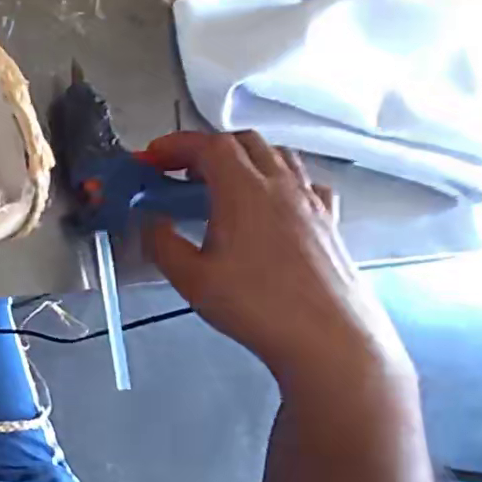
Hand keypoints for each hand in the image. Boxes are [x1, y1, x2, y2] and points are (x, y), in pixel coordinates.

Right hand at [140, 131, 412, 395]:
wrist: (329, 340)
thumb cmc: (255, 306)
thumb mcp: (189, 278)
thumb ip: (161, 242)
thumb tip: (151, 220)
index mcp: (244, 191)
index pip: (209, 145)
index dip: (176, 144)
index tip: (153, 157)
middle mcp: (281, 185)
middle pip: (243, 142)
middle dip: (205, 147)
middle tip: (178, 169)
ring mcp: (311, 202)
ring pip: (276, 155)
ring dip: (241, 157)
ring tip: (218, 182)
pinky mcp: (329, 222)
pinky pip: (303, 182)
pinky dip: (277, 178)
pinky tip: (268, 203)